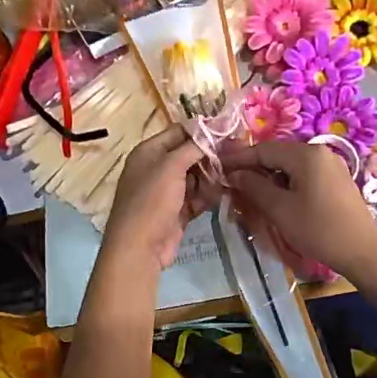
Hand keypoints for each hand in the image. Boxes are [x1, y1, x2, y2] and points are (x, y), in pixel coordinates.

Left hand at [102, 126, 219, 269]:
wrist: (140, 247)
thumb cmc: (151, 201)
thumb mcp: (171, 166)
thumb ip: (193, 147)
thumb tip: (212, 131)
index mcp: (149, 152)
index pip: (179, 131)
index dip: (203, 130)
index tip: (229, 131)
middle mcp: (157, 168)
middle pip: (189, 155)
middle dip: (211, 155)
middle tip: (237, 154)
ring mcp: (167, 192)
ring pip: (196, 177)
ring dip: (212, 176)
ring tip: (232, 175)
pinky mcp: (177, 211)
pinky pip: (197, 197)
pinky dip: (208, 195)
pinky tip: (224, 193)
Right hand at [220, 140, 376, 281]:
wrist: (362, 252)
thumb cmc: (319, 230)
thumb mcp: (280, 209)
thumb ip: (254, 187)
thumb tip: (234, 174)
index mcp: (306, 154)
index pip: (263, 149)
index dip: (238, 158)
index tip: (217, 167)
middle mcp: (320, 152)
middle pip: (278, 154)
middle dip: (253, 168)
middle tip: (231, 183)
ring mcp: (331, 166)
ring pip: (291, 166)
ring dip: (269, 177)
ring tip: (250, 194)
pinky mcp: (337, 181)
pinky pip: (305, 175)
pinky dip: (286, 183)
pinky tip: (276, 199)